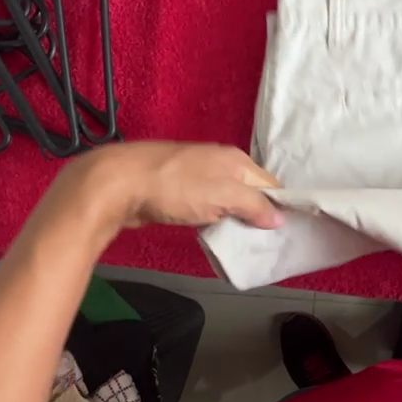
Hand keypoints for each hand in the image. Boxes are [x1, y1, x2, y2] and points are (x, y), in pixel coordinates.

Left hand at [59, 141, 283, 229]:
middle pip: (249, 191)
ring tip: (240, 241)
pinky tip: (211, 233)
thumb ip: (253, 205)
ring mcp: (196, 174)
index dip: (279, 207)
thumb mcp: (223, 196)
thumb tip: (278, 217)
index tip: (284, 233)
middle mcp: (219, 162)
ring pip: (227, 199)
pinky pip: (206, 206)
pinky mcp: (177, 189)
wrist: (118, 184)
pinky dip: (213, 219)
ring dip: (234, 219)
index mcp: (235, 159)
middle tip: (263, 242)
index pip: (270, 184)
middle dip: (257, 214)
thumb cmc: (175, 188)